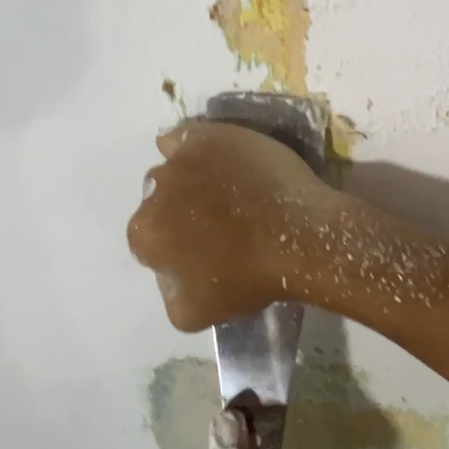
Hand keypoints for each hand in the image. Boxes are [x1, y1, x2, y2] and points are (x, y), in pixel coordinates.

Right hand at [127, 120, 338, 331]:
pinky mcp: (212, 135)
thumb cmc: (251, 278)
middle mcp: (155, 190)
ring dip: (189, 179)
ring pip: (175, 168)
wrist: (301, 236)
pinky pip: (187, 137)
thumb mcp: (195, 313)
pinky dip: (191, 146)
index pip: (149, 239)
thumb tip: (169, 275)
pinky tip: (211, 156)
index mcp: (146, 233)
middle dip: (180, 209)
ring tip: (225, 190)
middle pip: (160, 199)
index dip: (174, 244)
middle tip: (218, 219)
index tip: (201, 246)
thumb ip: (168, 293)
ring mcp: (183, 158)